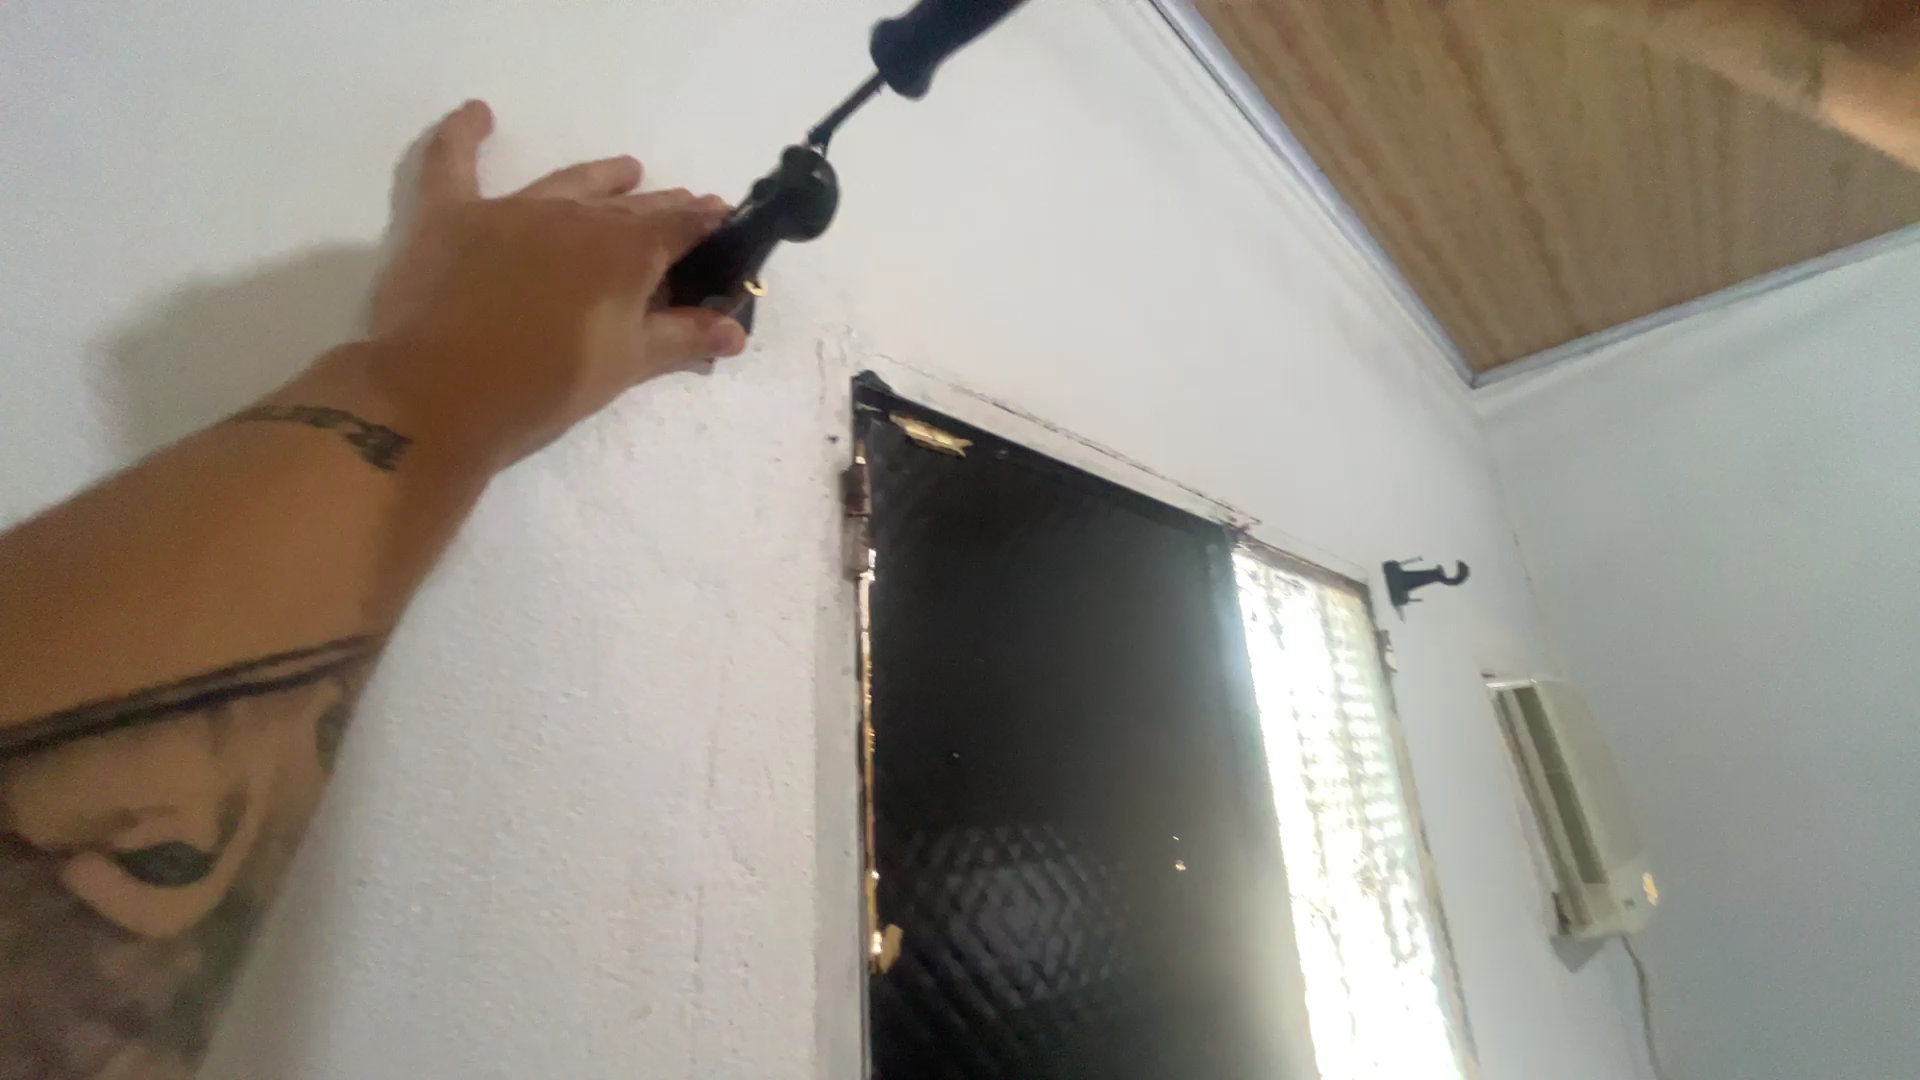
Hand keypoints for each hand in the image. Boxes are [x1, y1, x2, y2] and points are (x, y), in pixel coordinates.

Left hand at [357, 100, 747, 466]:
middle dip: (666, 205)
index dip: (707, 223)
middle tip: (689, 205)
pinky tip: (478, 113)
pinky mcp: (450, 215)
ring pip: (568, 183)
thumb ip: (685, 338)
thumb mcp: (630, 363)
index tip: (726, 220)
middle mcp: (574, 218)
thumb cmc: (552, 383)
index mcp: (624, 253)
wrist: (443, 393)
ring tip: (629, 170)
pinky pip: (453, 161)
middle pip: (631, 206)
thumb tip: (737, 330)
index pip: (680, 227)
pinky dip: (464, 134)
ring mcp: (510, 210)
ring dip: (603, 177)